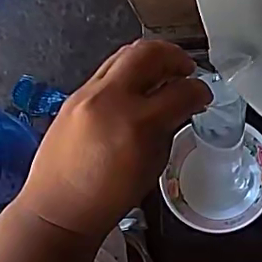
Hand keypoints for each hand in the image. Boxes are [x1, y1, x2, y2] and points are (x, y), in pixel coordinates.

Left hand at [11, 39, 210, 240]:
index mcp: (137, 123)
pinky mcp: (74, 96)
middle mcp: (110, 99)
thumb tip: (180, 108)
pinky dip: (129, 74)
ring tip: (162, 74)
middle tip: (185, 69)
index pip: (180, 91)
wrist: (58, 207)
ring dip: (150, 60)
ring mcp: (87, 94)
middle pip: (149, 53)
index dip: (199, 91)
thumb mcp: (152, 164)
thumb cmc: (108, 197)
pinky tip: (137, 91)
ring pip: (125, 55)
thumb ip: (168, 129)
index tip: (203, 95)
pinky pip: (108, 71)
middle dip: (175, 56)